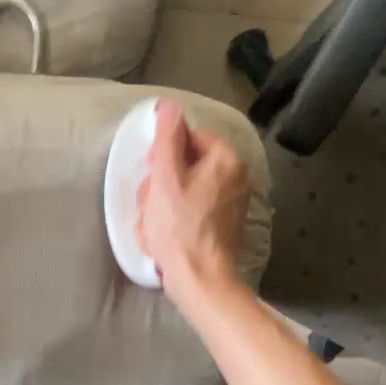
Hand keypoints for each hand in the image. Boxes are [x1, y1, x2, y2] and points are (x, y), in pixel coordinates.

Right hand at [136, 99, 253, 302]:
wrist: (200, 278)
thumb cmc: (179, 228)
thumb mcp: (165, 178)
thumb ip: (167, 139)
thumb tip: (168, 106)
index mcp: (226, 159)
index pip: (190, 138)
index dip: (163, 155)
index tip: (150, 176)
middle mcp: (236, 176)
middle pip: (187, 165)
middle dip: (162, 184)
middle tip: (149, 206)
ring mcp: (232, 203)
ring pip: (187, 190)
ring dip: (163, 204)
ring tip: (153, 226)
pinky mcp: (224, 226)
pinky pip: (194, 211)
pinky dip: (176, 220)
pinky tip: (164, 237)